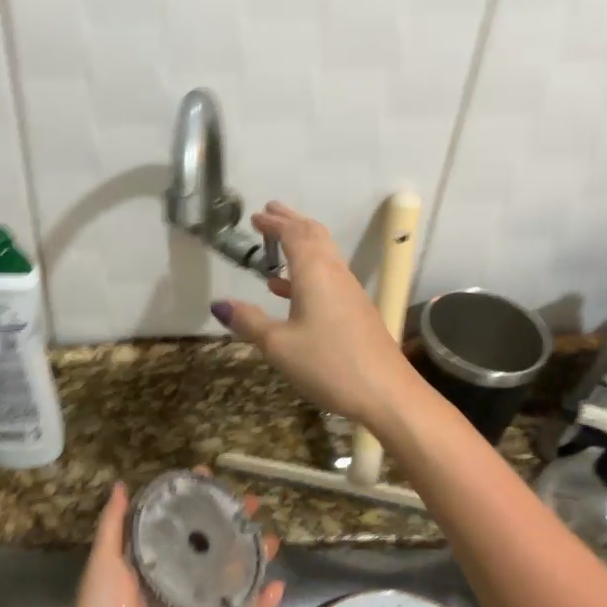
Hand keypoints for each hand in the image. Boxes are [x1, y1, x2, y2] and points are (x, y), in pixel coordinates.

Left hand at [37, 478, 283, 606]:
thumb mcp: (103, 562)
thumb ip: (113, 525)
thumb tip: (121, 484)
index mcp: (145, 565)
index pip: (173, 526)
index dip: (191, 502)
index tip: (209, 476)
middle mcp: (171, 585)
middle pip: (206, 549)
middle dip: (229, 526)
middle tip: (250, 504)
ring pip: (228, 582)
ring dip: (250, 561)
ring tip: (272, 538)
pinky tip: (277, 586)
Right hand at [209, 202, 420, 426]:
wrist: (387, 393)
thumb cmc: (329, 364)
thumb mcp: (279, 345)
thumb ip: (249, 322)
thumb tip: (220, 304)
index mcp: (314, 272)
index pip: (294, 233)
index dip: (274, 222)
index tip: (255, 215)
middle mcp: (334, 273)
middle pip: (314, 235)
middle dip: (291, 222)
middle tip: (269, 213)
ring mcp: (348, 291)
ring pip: (323, 254)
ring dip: (300, 244)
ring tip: (275, 246)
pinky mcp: (355, 310)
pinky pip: (327, 276)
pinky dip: (306, 270)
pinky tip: (287, 290)